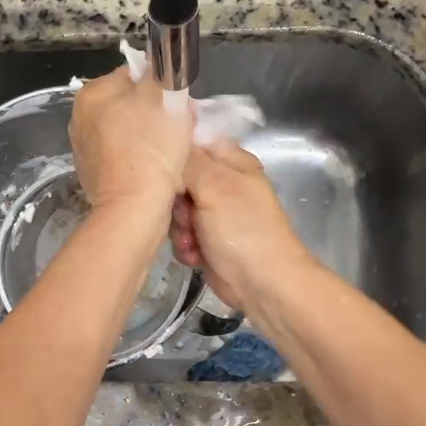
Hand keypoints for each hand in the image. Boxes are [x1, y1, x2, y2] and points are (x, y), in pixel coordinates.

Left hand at [69, 67, 193, 213]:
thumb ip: (162, 72)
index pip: (133, 75)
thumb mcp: (166, 95)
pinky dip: (140, 161)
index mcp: (91, 93)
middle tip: (179, 130)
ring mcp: (85, 150)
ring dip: (150, 138)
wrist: (133, 208)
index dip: (163, 87)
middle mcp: (80, 118)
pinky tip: (155, 171)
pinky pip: (124, 158)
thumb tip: (159, 70)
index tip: (180, 105)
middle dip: (155, 113)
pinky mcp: (93, 176)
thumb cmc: (151, 147)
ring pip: (129, 132)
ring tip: (169, 152)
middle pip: (130, 105)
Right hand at [171, 140, 312, 311]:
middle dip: (176, 202)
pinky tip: (195, 256)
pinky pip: (181, 236)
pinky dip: (185, 247)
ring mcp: (214, 214)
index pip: (194, 142)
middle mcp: (222, 184)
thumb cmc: (242, 228)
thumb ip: (189, 161)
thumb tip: (168, 143)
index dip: (175, 154)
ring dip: (179, 229)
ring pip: (176, 211)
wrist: (261, 282)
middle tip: (186, 214)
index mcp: (231, 162)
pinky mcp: (207, 241)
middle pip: (179, 180)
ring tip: (192, 241)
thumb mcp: (214, 185)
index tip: (164, 170)